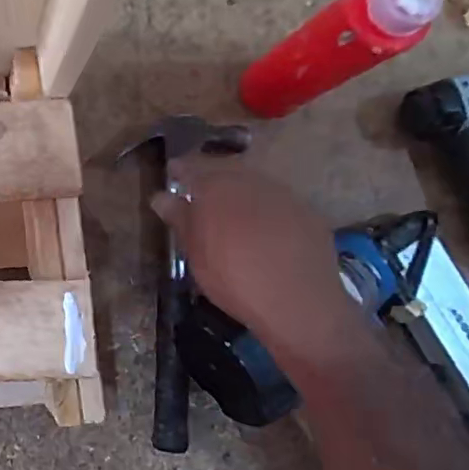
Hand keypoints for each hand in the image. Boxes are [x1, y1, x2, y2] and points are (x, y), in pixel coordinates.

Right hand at [151, 155, 366, 360]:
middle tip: (201, 197)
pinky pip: (278, 204)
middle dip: (212, 180)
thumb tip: (160, 196)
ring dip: (240, 195)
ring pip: (254, 185)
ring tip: (232, 215)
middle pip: (226, 171)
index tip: (171, 174)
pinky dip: (266, 211)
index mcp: (217, 186)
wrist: (297, 302)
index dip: (179, 170)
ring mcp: (283, 194)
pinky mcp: (307, 212)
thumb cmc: (232, 277)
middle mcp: (251, 181)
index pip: (191, 167)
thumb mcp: (196, 252)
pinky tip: (264, 233)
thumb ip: (180, 219)